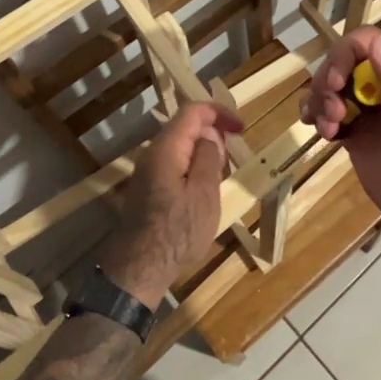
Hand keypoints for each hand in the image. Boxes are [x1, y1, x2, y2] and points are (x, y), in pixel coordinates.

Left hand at [100, 102, 240, 305]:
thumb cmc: (177, 232)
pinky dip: (193, 168)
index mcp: (167, 149)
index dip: (219, 112)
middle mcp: (153, 153)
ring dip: (204, 154)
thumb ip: (209, 158)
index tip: (241, 128)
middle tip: (230, 161)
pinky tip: (203, 193)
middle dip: (213, 134)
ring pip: (180, 147)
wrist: (138, 269)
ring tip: (220, 178)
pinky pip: (174, 165)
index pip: (193, 110)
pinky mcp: (147, 188)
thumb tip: (210, 136)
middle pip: (185, 127)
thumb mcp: (204, 194)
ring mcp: (147, 171)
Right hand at [299, 27, 380, 248]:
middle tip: (333, 115)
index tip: (337, 84)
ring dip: (319, 101)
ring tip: (328, 129)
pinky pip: (327, 112)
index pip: (366, 42)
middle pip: (341, 62)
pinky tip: (322, 134)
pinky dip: (317, 116)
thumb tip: (377, 45)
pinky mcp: (354, 132)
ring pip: (330, 86)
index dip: (344, 54)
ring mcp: (367, 109)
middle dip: (328, 83)